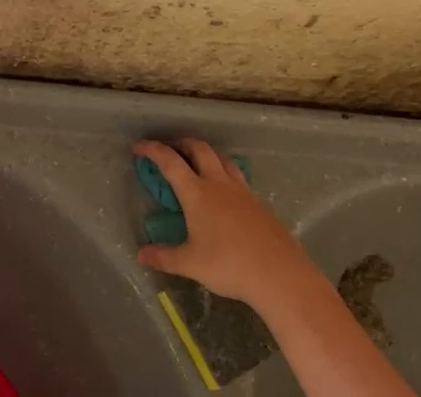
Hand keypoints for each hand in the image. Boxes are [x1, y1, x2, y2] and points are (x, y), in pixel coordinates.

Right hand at [133, 139, 315, 306]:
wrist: (281, 276)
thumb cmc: (230, 266)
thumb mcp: (191, 264)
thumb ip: (164, 257)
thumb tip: (141, 255)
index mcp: (197, 193)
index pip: (170, 161)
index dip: (152, 150)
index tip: (138, 147)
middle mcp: (219, 184)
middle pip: (200, 149)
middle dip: (182, 143)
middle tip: (170, 150)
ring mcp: (243, 192)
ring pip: (223, 159)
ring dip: (207, 153)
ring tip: (198, 162)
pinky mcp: (261, 204)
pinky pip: (240, 178)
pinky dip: (226, 173)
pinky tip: (226, 193)